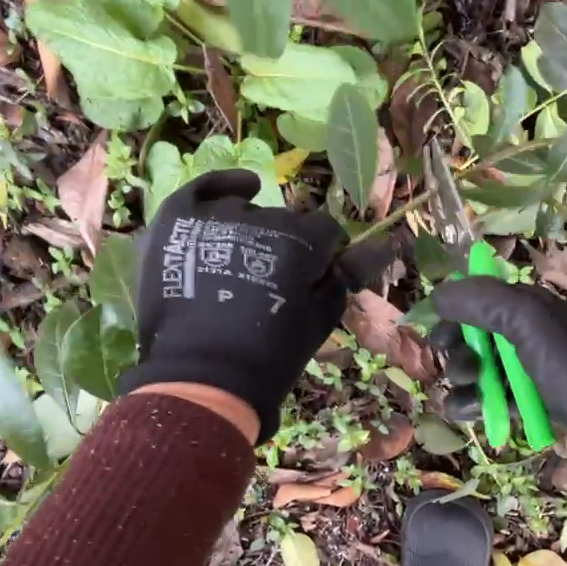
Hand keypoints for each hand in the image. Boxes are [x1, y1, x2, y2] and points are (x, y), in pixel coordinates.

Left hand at [118, 171, 388, 443]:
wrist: (204, 379)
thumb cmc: (272, 356)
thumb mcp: (321, 318)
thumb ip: (347, 275)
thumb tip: (386, 243)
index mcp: (303, 241)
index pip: (327, 232)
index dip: (324, 257)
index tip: (314, 281)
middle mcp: (263, 216)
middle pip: (287, 222)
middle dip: (289, 248)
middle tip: (274, 286)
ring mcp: (217, 215)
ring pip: (249, 210)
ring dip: (254, 231)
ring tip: (242, 268)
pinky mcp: (180, 218)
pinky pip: (207, 187)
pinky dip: (226, 186)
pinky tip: (244, 190)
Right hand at [429, 278, 566, 461]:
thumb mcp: (526, 319)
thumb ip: (481, 301)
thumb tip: (436, 296)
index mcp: (518, 304)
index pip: (468, 301)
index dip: (449, 318)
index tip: (442, 339)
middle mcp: (514, 332)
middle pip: (464, 339)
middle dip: (456, 355)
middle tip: (470, 370)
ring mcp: (516, 367)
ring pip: (469, 372)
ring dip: (462, 384)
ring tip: (475, 394)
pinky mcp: (519, 399)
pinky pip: (482, 400)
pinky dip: (471, 406)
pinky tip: (474, 413)